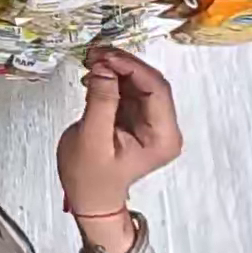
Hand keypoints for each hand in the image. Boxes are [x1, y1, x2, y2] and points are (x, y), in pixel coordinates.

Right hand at [57, 49, 182, 239]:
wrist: (88, 198)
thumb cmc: (90, 178)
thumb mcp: (91, 139)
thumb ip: (101, 101)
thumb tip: (105, 68)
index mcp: (162, 137)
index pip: (156, 90)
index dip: (132, 68)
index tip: (106, 57)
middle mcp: (162, 127)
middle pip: (150, 82)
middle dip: (123, 64)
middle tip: (95, 54)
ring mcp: (150, 121)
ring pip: (138, 81)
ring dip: (115, 67)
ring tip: (91, 61)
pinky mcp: (135, 115)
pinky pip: (128, 87)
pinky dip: (111, 76)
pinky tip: (94, 73)